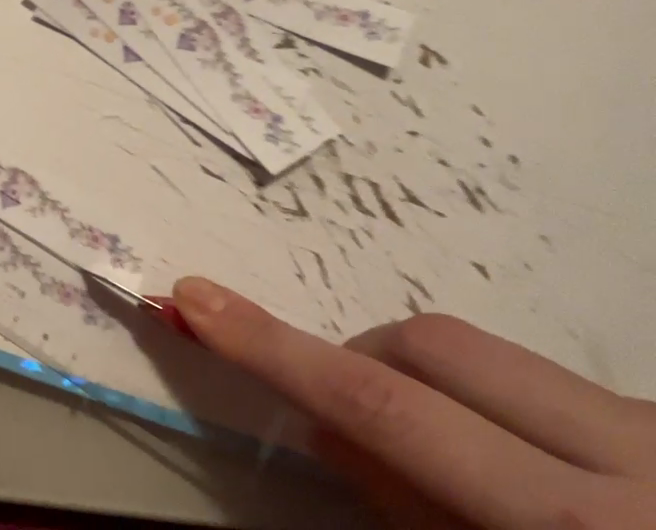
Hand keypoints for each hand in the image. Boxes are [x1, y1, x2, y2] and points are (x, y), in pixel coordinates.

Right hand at [170, 277, 655, 528]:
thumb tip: (324, 423)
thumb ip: (414, 512)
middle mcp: (642, 458)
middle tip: (341, 409)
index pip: (385, 404)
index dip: (276, 348)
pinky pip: (572, 390)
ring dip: (447, 396)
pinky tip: (556, 483)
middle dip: (362, 359)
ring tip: (470, 471)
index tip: (194, 297)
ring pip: (506, 362)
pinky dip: (521, 420)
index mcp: (576, 525)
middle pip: (438, 344)